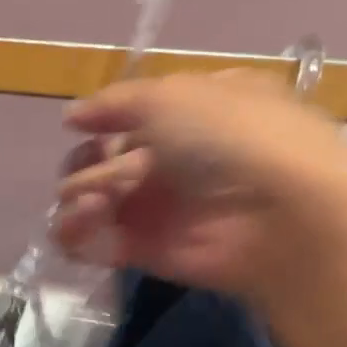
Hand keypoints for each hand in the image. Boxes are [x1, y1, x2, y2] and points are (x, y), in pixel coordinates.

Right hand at [53, 71, 346, 293]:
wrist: (276, 212)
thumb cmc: (232, 137)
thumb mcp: (172, 96)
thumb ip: (114, 104)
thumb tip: (70, 118)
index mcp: (182, 116)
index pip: (120, 121)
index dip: (98, 125)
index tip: (87, 129)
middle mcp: (164, 160)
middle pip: (93, 163)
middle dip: (85, 167)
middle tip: (109, 175)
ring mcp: (150, 208)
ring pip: (82, 203)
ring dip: (75, 200)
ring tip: (96, 205)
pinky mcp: (137, 250)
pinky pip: (86, 243)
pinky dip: (75, 235)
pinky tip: (87, 225)